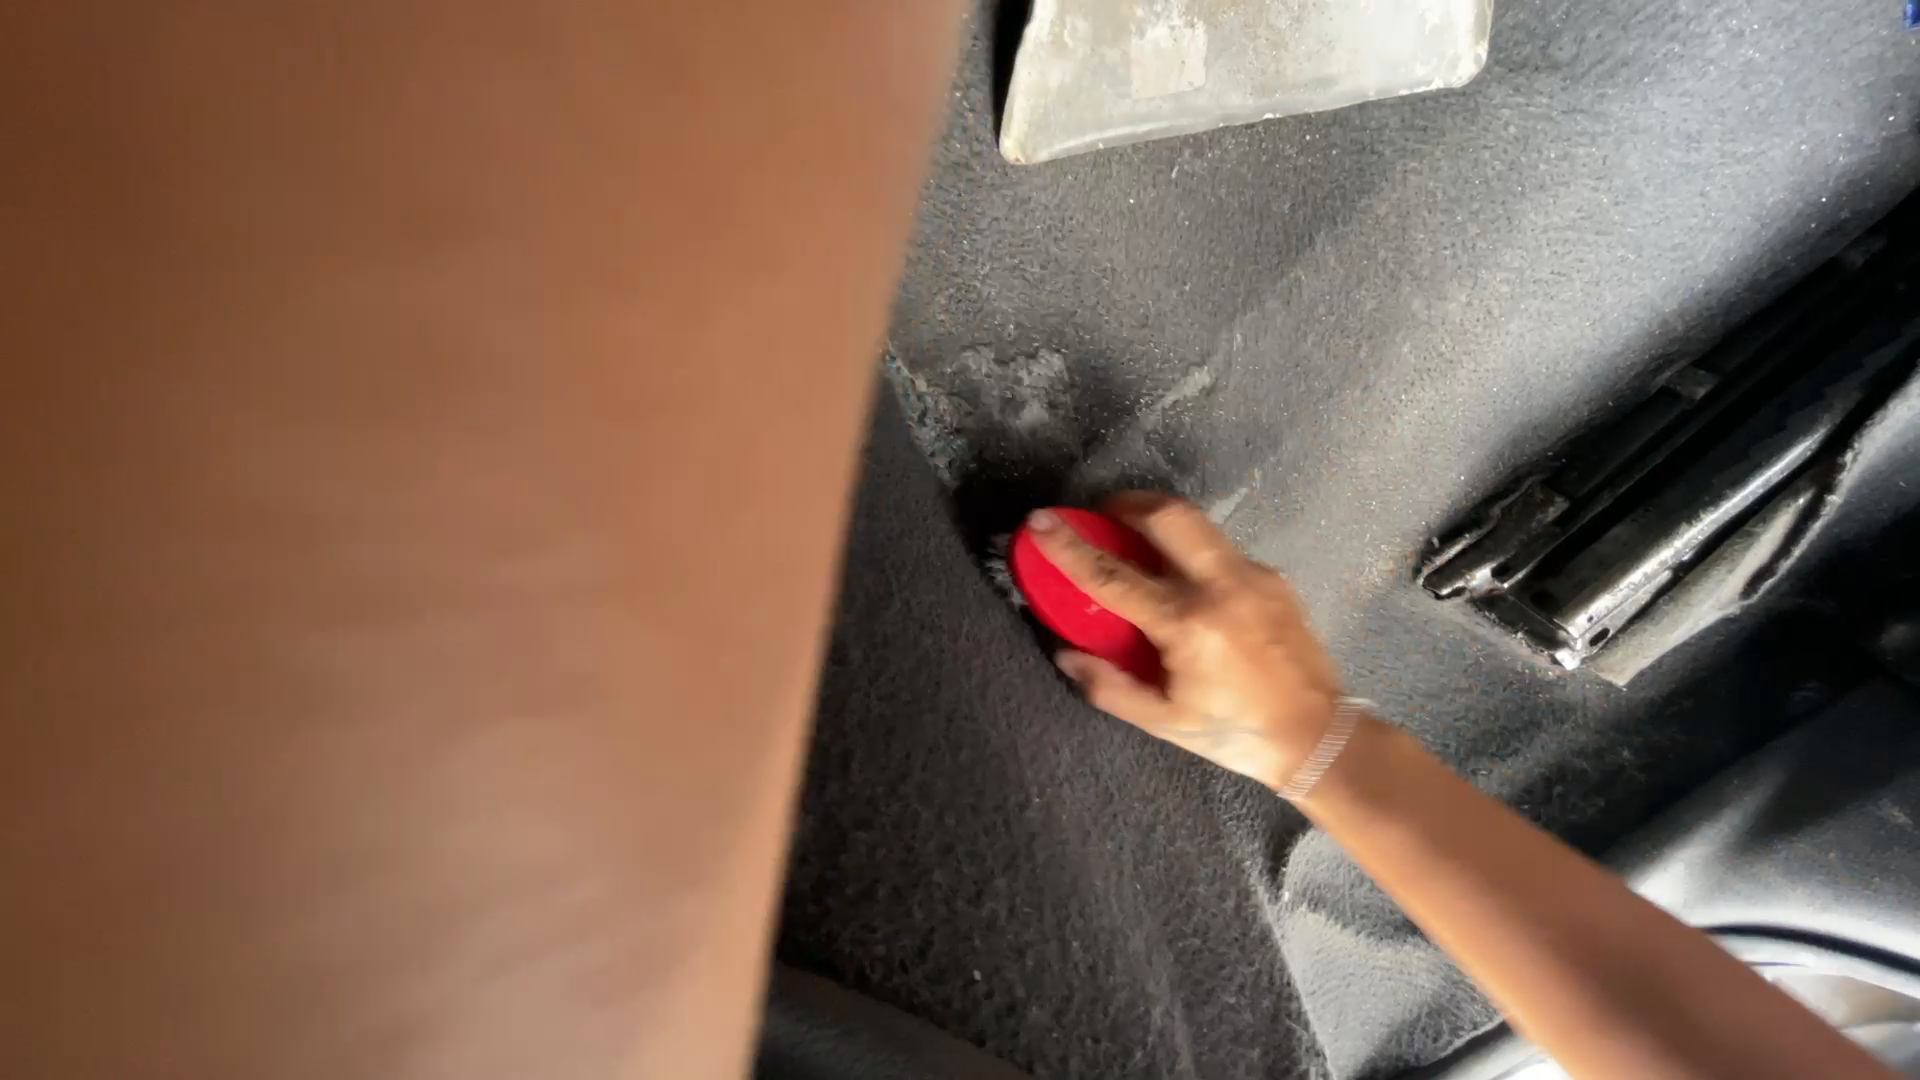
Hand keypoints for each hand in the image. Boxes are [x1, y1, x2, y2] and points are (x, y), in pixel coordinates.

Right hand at [1026, 493, 1342, 790]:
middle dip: (1124, 502)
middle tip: (1100, 515)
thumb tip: (1065, 651)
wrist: (1319, 737)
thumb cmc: (1233, 732)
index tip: (1039, 520)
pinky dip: (1188, 548)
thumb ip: (1107, 686)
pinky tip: (1184, 579)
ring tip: (1135, 537)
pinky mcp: (1272, 576)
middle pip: (1167, 514)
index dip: (1069, 545)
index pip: (1112, 575)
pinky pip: (1219, 546)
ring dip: (1157, 516)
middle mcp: (1221, 586)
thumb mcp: (1162, 720)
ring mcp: (1253, 575)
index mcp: (1187, 625)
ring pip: (1196, 520)